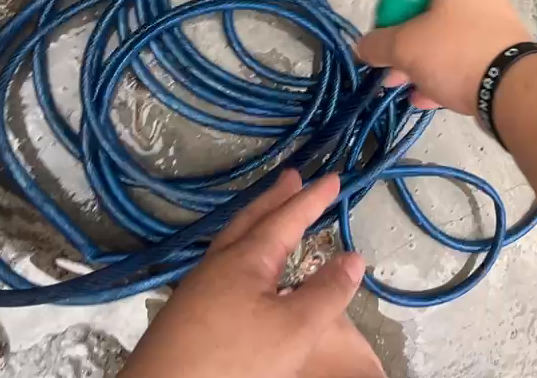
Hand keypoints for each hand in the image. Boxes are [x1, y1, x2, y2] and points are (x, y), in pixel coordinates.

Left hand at [120, 170, 380, 377]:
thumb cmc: (230, 362)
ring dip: (255, 222)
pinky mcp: (181, 319)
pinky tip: (240, 274)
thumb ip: (326, 294)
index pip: (287, 218)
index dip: (313, 198)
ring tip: (268, 216)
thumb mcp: (293, 331)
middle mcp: (217, 266)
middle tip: (292, 177)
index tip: (333, 177)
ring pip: (231, 242)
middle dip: (275, 198)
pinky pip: (220, 265)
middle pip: (251, 220)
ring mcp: (194, 291)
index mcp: (246, 259)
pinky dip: (240, 250)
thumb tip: (354, 257)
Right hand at [355, 0, 532, 113]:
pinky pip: (464, 58)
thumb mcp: (405, 46)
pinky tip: (425, 99)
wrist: (512, 88)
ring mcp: (491, 25)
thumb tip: (362, 46)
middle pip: (433, 5)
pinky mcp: (500, 54)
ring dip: (420, 58)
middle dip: (404, 32)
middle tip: (388, 56)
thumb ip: (378, 44)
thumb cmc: (455, 52)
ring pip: (446, 36)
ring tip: (399, 84)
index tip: (389, 7)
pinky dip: (443, 73)